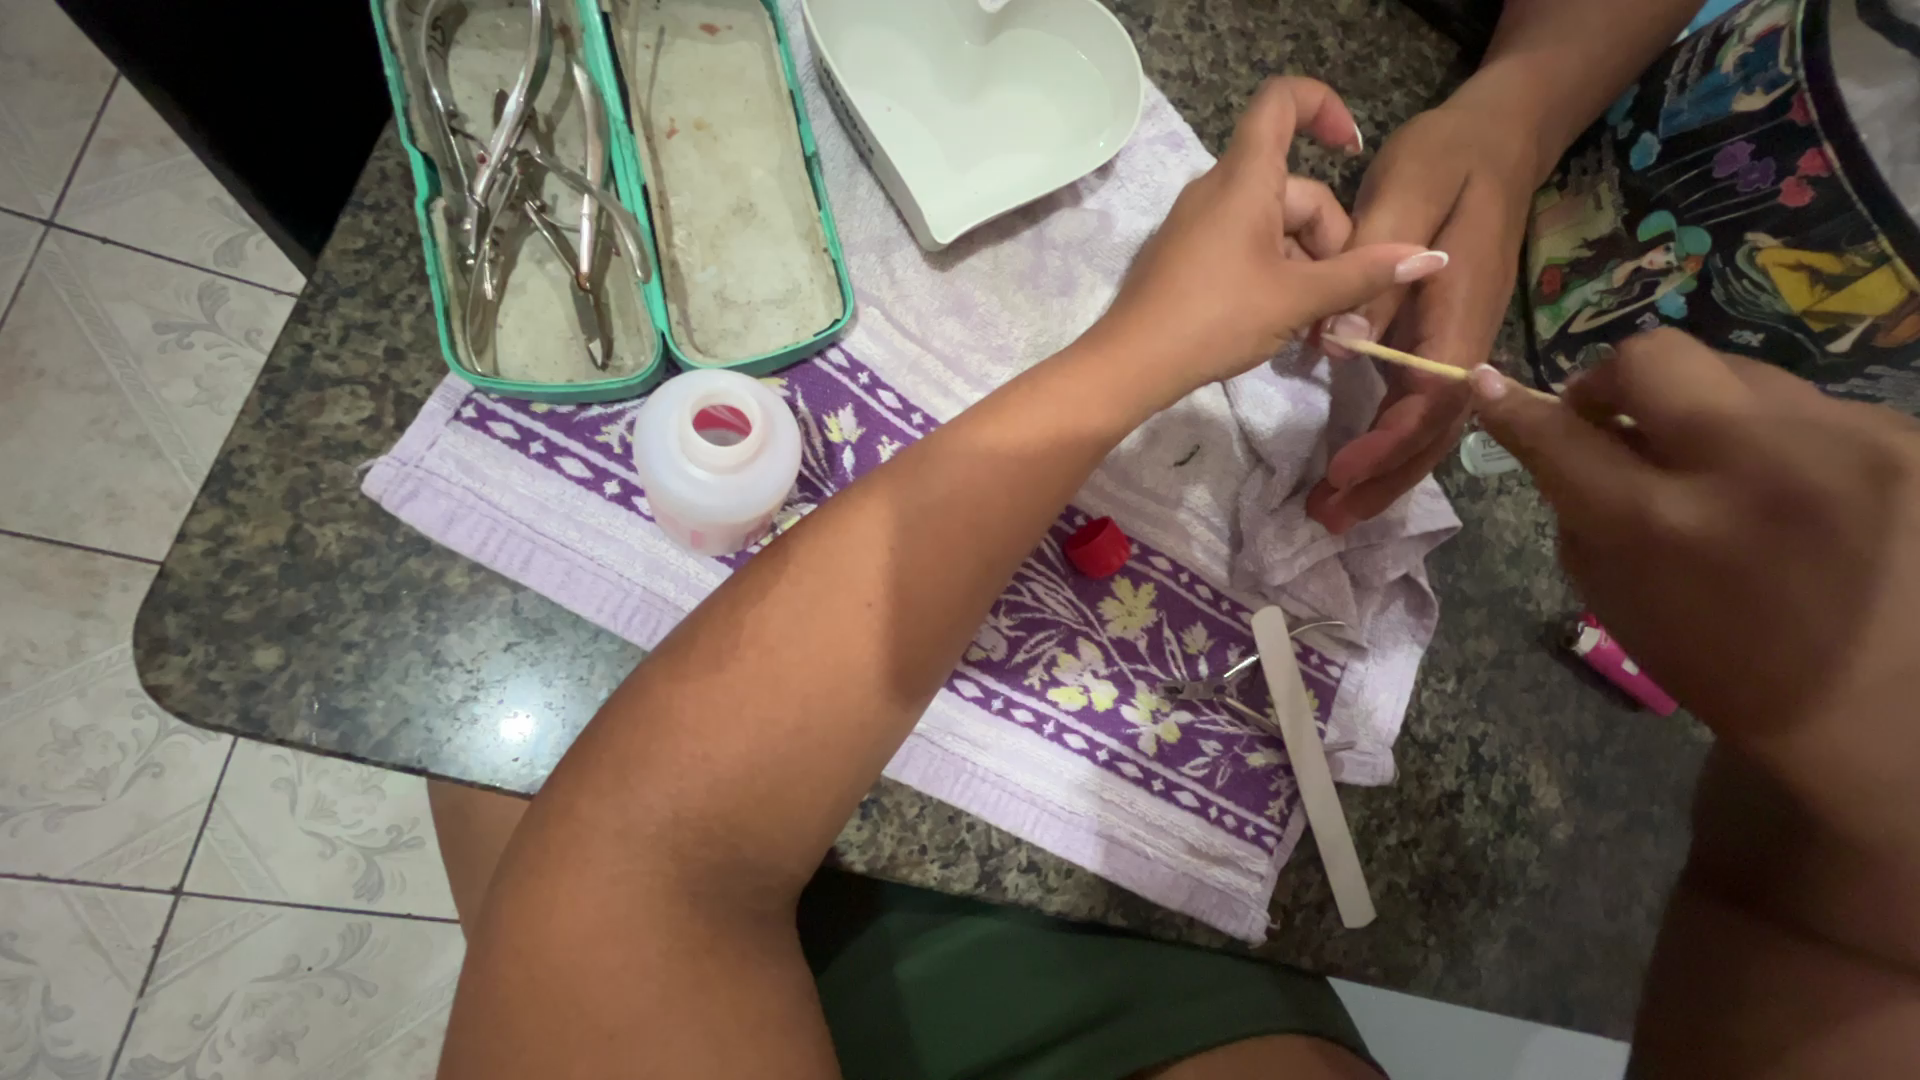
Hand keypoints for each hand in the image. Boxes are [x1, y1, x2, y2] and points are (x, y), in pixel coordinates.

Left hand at [1090, 76, 1445, 408]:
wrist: (1131, 365)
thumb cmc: (1214, 320)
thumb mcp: (1296, 299)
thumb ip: (1362, 275)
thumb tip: (1430, 256)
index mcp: (1244, 179)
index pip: (1282, 101)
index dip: (1324, 107)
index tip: (1350, 148)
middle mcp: (1216, 192)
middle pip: (1292, 190)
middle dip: (1328, 238)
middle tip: (1340, 301)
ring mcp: (1196, 227)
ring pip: (1269, 228)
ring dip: (1303, 268)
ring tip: (1313, 326)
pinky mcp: (1184, 260)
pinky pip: (1240, 251)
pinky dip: (1270, 276)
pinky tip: (1280, 324)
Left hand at [1306, 102, 1540, 533]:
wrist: (1495, 135)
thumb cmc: (1448, 154)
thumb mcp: (1406, 192)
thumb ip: (1377, 263)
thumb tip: (1345, 345)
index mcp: (1459, 307)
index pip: (1430, 395)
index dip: (1386, 440)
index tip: (1339, 472)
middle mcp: (1462, 335)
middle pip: (1432, 428)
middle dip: (1382, 478)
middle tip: (1329, 521)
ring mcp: (1450, 341)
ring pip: (1422, 424)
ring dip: (1380, 473)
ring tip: (1332, 514)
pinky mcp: (1430, 339)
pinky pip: (1409, 404)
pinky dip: (1380, 442)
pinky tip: (1348, 470)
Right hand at [1471, 330, 1919, 853]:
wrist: (1868, 705)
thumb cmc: (1704, 650)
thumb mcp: (1603, 579)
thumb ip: (1574, 492)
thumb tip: (1550, 417)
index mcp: (1656, 519)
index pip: (1557, 432)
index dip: (1514, 407)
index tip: (1485, 385)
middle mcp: (1752, 462)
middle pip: (1653, 357)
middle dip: (1610, 382)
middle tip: (1607, 421)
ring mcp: (1845, 441)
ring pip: (1731, 371)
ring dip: (1693, 409)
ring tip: (1705, 464)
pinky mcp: (1905, 438)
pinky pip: (1797, 403)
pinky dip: (1761, 431)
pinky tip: (1777, 483)